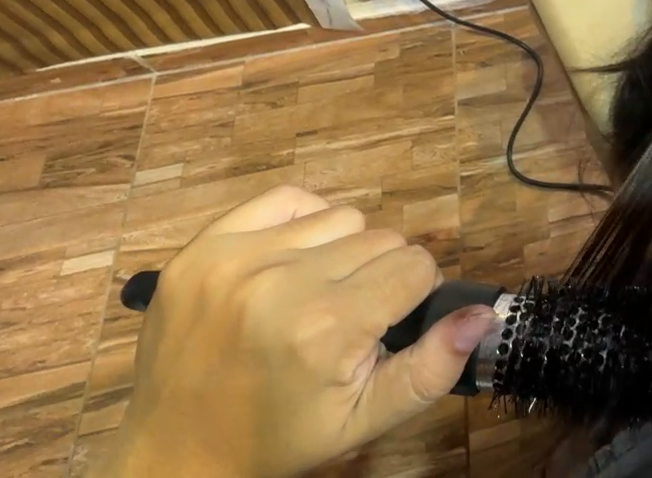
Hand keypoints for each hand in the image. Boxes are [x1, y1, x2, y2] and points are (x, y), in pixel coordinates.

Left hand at [102, 187, 494, 477]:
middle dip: (379, 274)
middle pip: (383, 239)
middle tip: (347, 317)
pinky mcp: (204, 246)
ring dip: (343, 251)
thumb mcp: (364, 421)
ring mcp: (235, 259)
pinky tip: (286, 265)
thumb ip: (431, 368)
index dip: (411, 296)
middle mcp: (281, 283)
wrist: (169, 458)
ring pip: (343, 218)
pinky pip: (290, 199)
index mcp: (326, 329)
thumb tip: (482, 313)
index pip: (415, 267)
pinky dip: (303, 224)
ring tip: (313, 294)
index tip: (383, 326)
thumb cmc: (278, 439)